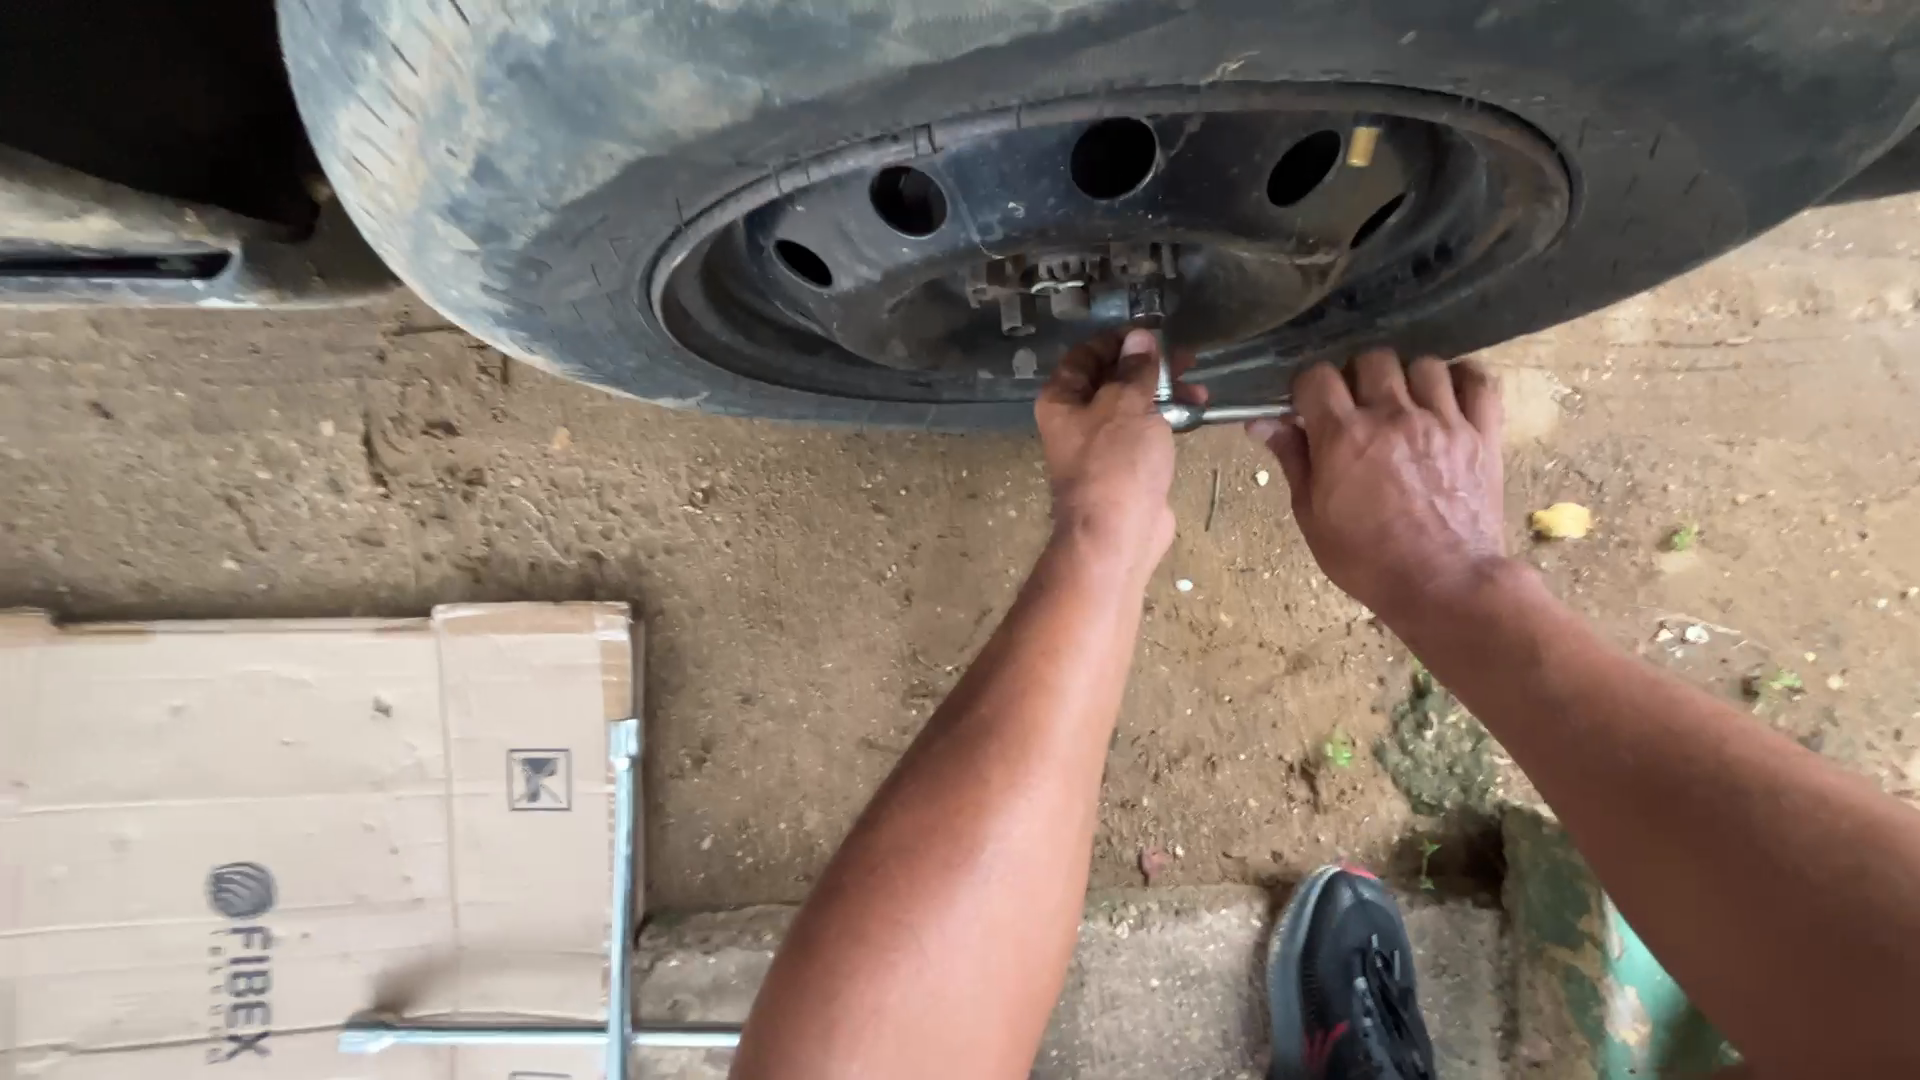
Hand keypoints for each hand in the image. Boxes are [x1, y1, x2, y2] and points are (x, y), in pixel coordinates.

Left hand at [1035, 328, 1205, 580]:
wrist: (1118, 533)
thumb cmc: (1116, 463)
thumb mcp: (1127, 404)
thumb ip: (1135, 369)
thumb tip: (1140, 337)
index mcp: (1061, 399)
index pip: (1086, 354)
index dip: (1119, 339)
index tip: (1154, 331)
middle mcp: (1074, 420)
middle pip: (1111, 378)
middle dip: (1148, 366)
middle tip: (1185, 357)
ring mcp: (1099, 445)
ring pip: (1131, 405)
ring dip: (1163, 392)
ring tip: (1198, 387)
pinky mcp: (1123, 466)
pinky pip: (1143, 431)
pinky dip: (1165, 419)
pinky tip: (1194, 412)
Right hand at [1248, 349, 1505, 619]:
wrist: (1442, 583)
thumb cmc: (1364, 557)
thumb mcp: (1311, 513)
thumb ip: (1291, 459)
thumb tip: (1261, 424)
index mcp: (1343, 436)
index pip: (1316, 376)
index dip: (1306, 388)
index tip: (1308, 408)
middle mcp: (1392, 416)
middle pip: (1370, 359)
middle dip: (1355, 376)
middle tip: (1354, 407)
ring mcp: (1443, 420)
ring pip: (1422, 363)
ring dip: (1404, 379)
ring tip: (1400, 406)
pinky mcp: (1482, 432)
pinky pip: (1478, 380)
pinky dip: (1459, 379)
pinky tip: (1445, 397)